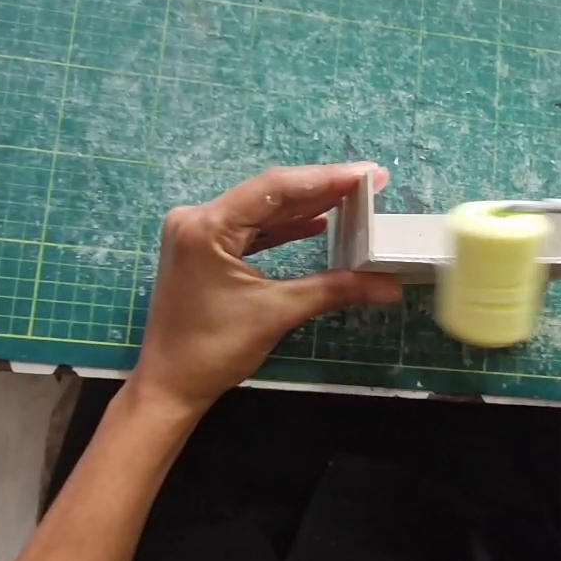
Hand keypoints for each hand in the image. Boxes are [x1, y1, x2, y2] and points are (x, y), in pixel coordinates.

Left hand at [130, 163, 403, 416]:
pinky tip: (317, 221)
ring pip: (260, 210)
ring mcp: (197, 232)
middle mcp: (197, 218)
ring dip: (304, 206)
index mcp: (207, 226)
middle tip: (369, 183)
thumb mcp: (278, 313)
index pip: (275, 189)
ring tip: (351, 198)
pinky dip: (282, 227)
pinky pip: (249, 229)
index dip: (326, 178)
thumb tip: (390, 286)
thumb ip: (335, 289)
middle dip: (321, 188)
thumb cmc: (214, 351)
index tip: (368, 173)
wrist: (169, 387)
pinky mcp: (202, 249)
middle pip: (268, 194)